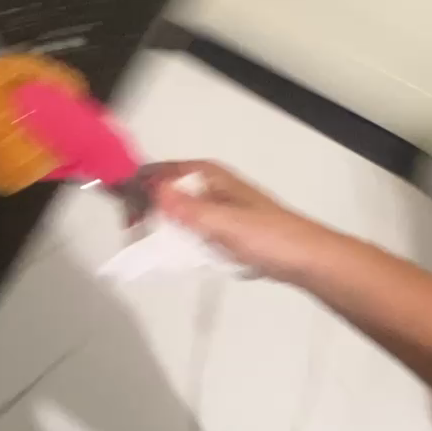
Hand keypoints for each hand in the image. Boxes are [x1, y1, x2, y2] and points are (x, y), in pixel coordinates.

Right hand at [148, 161, 353, 283]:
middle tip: (132, 232)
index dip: (136, 187)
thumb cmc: (267, 237)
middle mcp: (207, 183)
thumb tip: (152, 190)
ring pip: (173, 207)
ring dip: (157, 222)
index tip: (124, 215)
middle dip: (143, 206)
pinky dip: (174, 235)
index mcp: (206, 174)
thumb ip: (187, 209)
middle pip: (162, 187)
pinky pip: (187, 225)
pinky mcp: (221, 225)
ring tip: (144, 243)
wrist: (307, 259)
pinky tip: (169, 251)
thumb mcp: (224, 223)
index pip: (158, 171)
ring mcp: (215, 204)